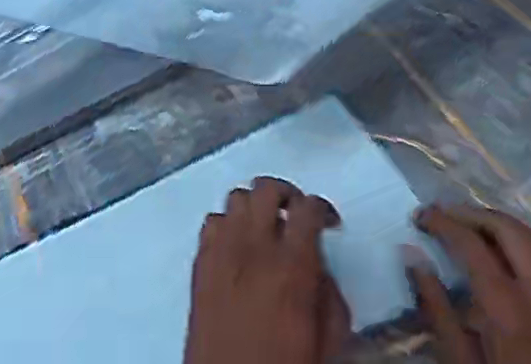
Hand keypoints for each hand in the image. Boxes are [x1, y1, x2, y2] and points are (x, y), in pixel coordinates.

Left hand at [185, 176, 351, 363]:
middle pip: (265, 189)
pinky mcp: (200, 257)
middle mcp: (253, 245)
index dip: (322, 208)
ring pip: (237, 197)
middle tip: (298, 214)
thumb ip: (329, 296)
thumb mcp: (328, 342)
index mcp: (291, 266)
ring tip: (269, 227)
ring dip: (256, 206)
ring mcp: (221, 247)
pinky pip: (214, 220)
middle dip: (287, 194)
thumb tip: (320, 265)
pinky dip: (230, 223)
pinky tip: (241, 244)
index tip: (330, 221)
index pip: (306, 209)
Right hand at [410, 205, 530, 363]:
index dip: (441, 221)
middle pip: (511, 230)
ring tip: (486, 234)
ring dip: (511, 231)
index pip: (471, 243)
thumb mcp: (463, 361)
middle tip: (449, 216)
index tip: (421, 216)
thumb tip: (411, 253)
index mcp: (510, 312)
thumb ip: (437, 306)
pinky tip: (530, 262)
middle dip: (474, 214)